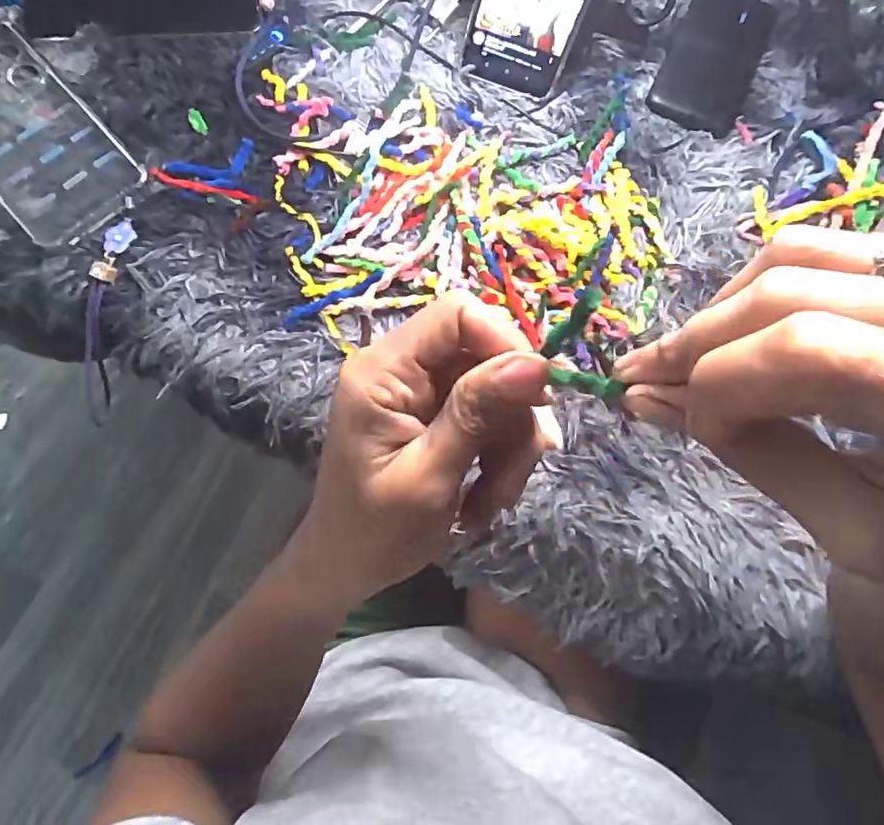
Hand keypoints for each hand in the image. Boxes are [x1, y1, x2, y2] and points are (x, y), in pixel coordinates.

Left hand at [285, 294, 559, 611]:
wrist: (345, 569)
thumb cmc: (374, 534)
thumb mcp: (429, 477)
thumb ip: (477, 414)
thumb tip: (537, 364)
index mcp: (382, 371)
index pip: (456, 314)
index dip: (505, 342)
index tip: (538, 398)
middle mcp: (402, 366)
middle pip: (485, 353)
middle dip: (512, 412)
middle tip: (516, 469)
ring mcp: (421, 388)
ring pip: (498, 387)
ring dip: (510, 443)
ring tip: (492, 498)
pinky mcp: (438, 410)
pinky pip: (491, 412)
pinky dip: (501, 452)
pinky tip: (485, 494)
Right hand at [614, 226, 883, 734]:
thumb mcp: (855, 537)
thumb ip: (748, 449)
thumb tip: (641, 393)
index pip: (825, 356)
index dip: (725, 378)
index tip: (674, 413)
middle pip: (816, 291)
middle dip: (709, 334)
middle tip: (648, 372)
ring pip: (831, 253)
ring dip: (738, 301)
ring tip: (695, 351)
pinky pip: (867, 254)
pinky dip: (788, 289)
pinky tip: (756, 330)